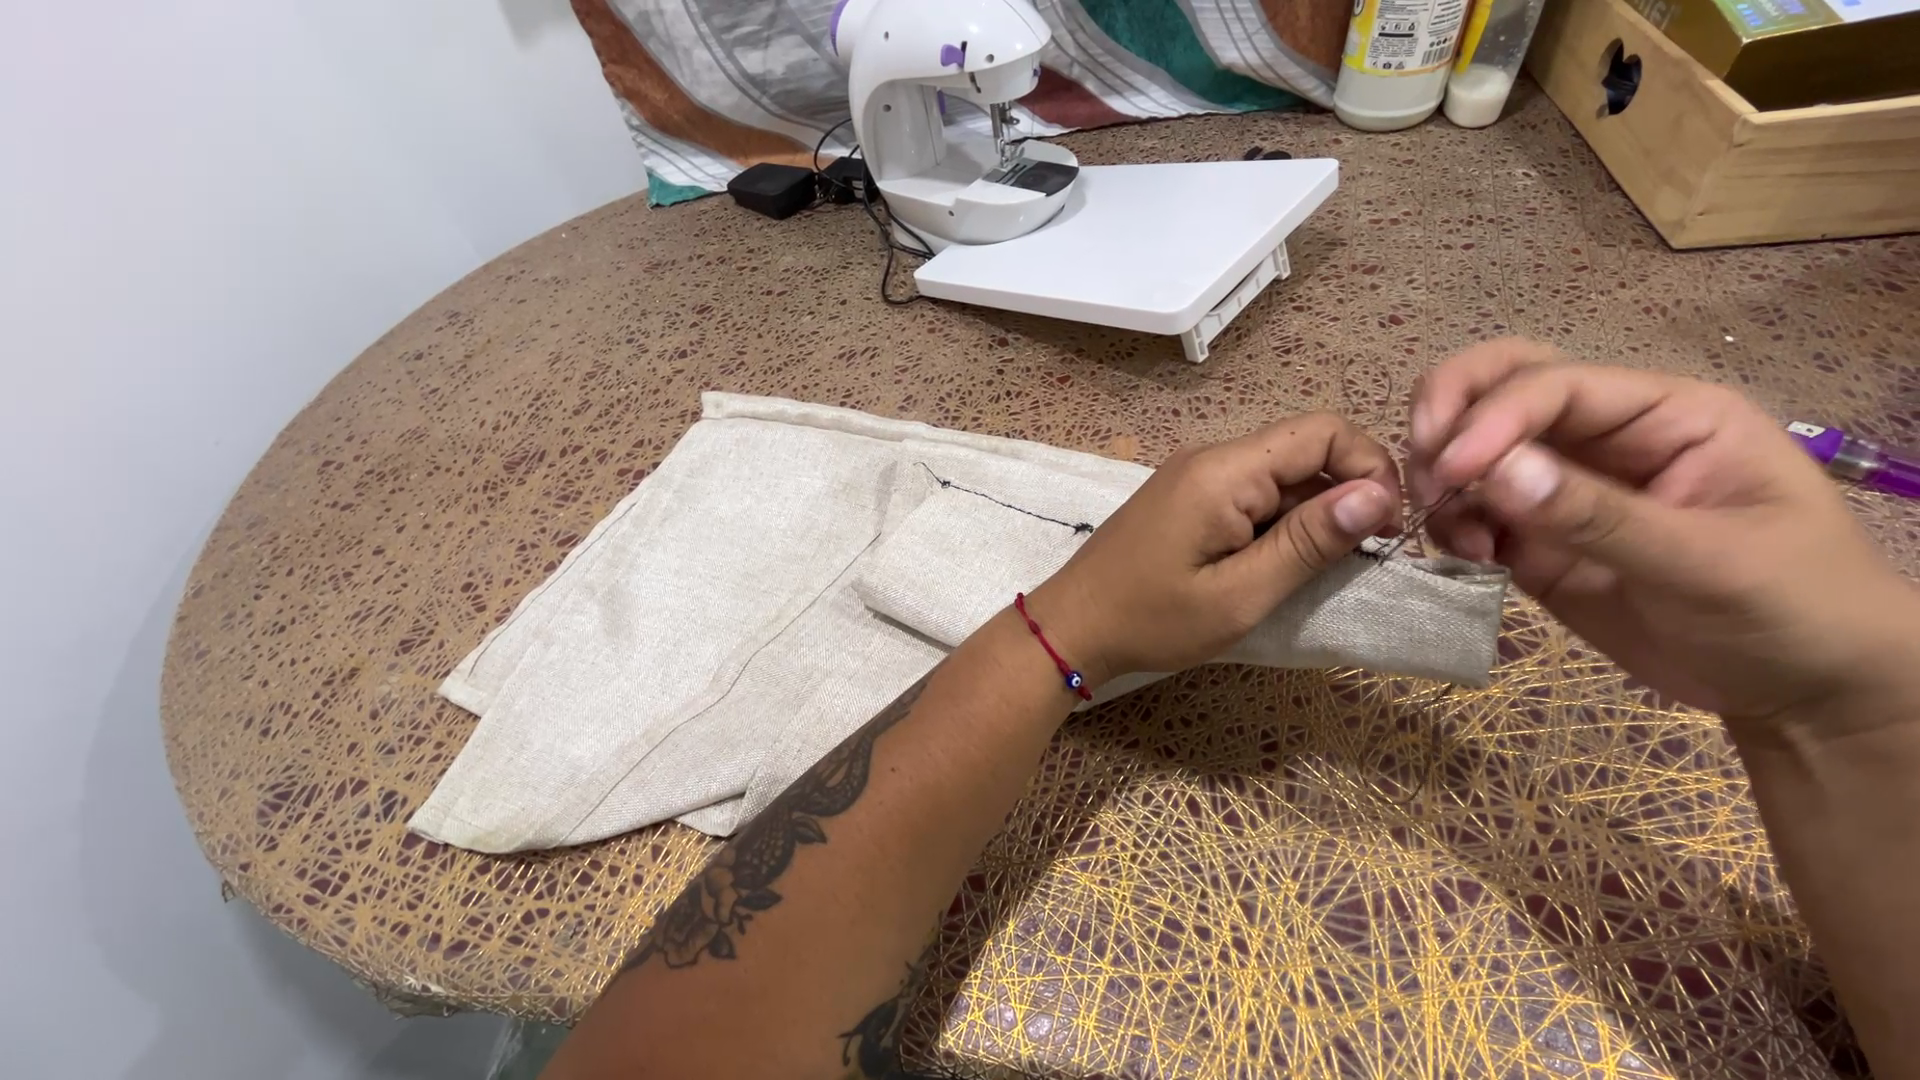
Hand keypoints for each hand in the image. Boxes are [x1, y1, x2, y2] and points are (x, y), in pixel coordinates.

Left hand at [1025, 413, 1401, 687]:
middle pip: (1303, 451)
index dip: (1370, 468)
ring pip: (1280, 476)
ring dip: (1313, 513)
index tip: (1387, 528)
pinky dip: (1279, 522)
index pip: (1322, 432)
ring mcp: (1194, 478)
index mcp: (1223, 472)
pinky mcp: (1186, 500)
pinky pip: (1250, 495)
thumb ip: (1307, 543)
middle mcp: (1209, 459)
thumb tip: (1376, 494)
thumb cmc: (1151, 619)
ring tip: (1323, 568)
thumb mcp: (1239, 595)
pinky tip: (1280, 563)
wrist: (1071, 626)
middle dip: (1346, 494)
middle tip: (1363, 557)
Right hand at [1408, 339, 1919, 730]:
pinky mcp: (1530, 537)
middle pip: (1499, 383)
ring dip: (1441, 480)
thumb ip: (1596, 515)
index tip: (1452, 471)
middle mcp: (1601, 437)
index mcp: (1662, 416)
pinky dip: (1448, 526)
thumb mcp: (1706, 560)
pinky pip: (1466, 511)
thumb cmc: (1792, 609)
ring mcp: (1557, 486)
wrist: (1798, 690)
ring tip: (1459, 538)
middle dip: (1447, 413)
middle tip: (1425, 465)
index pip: (1553, 384)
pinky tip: (1471, 560)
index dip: (1493, 417)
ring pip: (1468, 447)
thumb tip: (1493, 472)